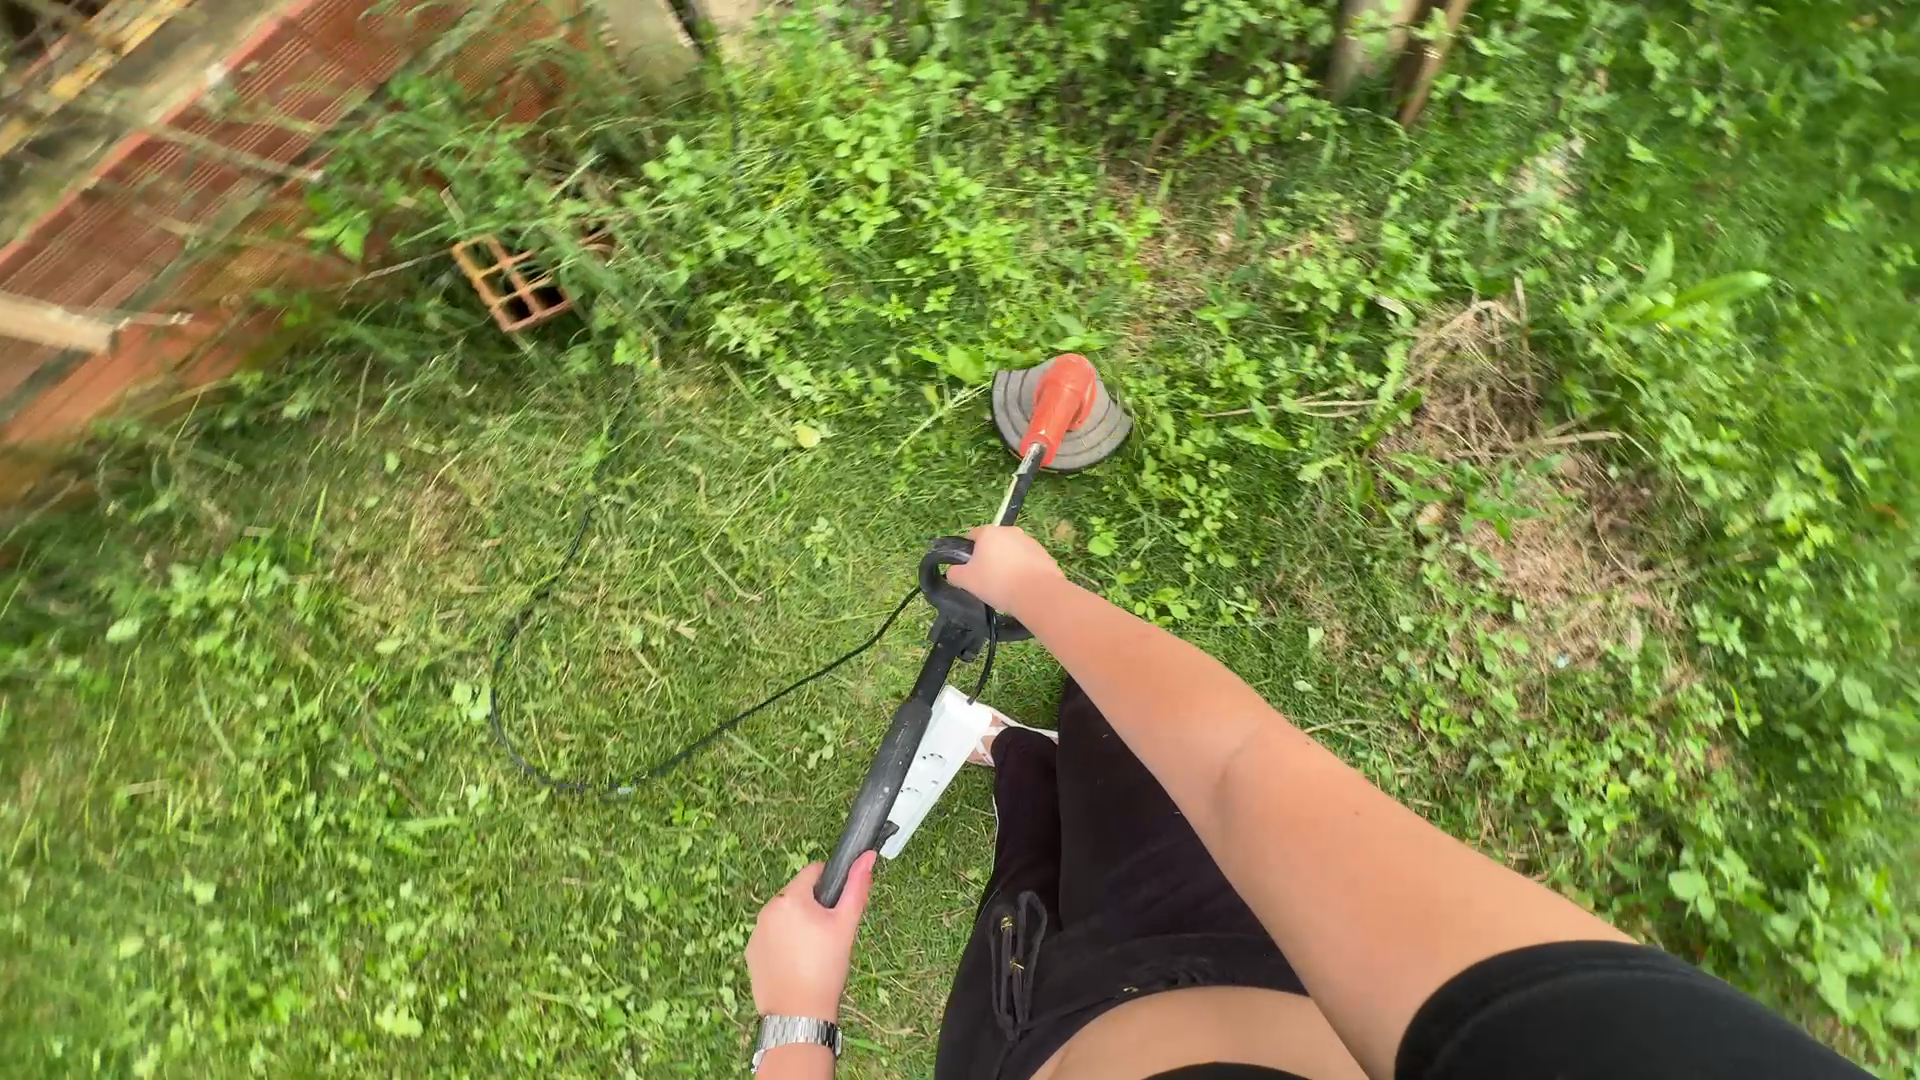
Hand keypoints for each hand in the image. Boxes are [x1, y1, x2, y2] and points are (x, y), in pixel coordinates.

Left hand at [746, 851, 877, 1019]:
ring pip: (785, 916)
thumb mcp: (846, 925)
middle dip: (813, 908)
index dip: (830, 886)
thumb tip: (867, 856)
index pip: (814, 872)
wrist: (798, 1016)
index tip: (836, 911)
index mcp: (790, 897)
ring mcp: (756, 932)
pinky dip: (783, 942)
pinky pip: (772, 936)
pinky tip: (795, 963)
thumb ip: (856, 887)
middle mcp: (768, 909)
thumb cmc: (825, 967)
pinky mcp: (751, 953)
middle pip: (798, 894)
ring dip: (797, 924)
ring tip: (812, 952)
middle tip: (827, 935)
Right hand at [946, 526, 1065, 616]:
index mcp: (988, 532)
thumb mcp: (965, 580)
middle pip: (992, 544)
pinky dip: (1022, 570)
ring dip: (1006, 564)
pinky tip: (1021, 587)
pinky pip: (1026, 561)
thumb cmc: (997, 583)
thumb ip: (954, 573)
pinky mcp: (1043, 554)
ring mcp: (1029, 541)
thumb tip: (953, 571)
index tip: (968, 570)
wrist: (1037, 594)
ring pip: (1010, 552)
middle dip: (988, 558)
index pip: (971, 536)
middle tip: (985, 580)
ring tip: (1006, 587)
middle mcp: (1010, 531)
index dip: (966, 553)